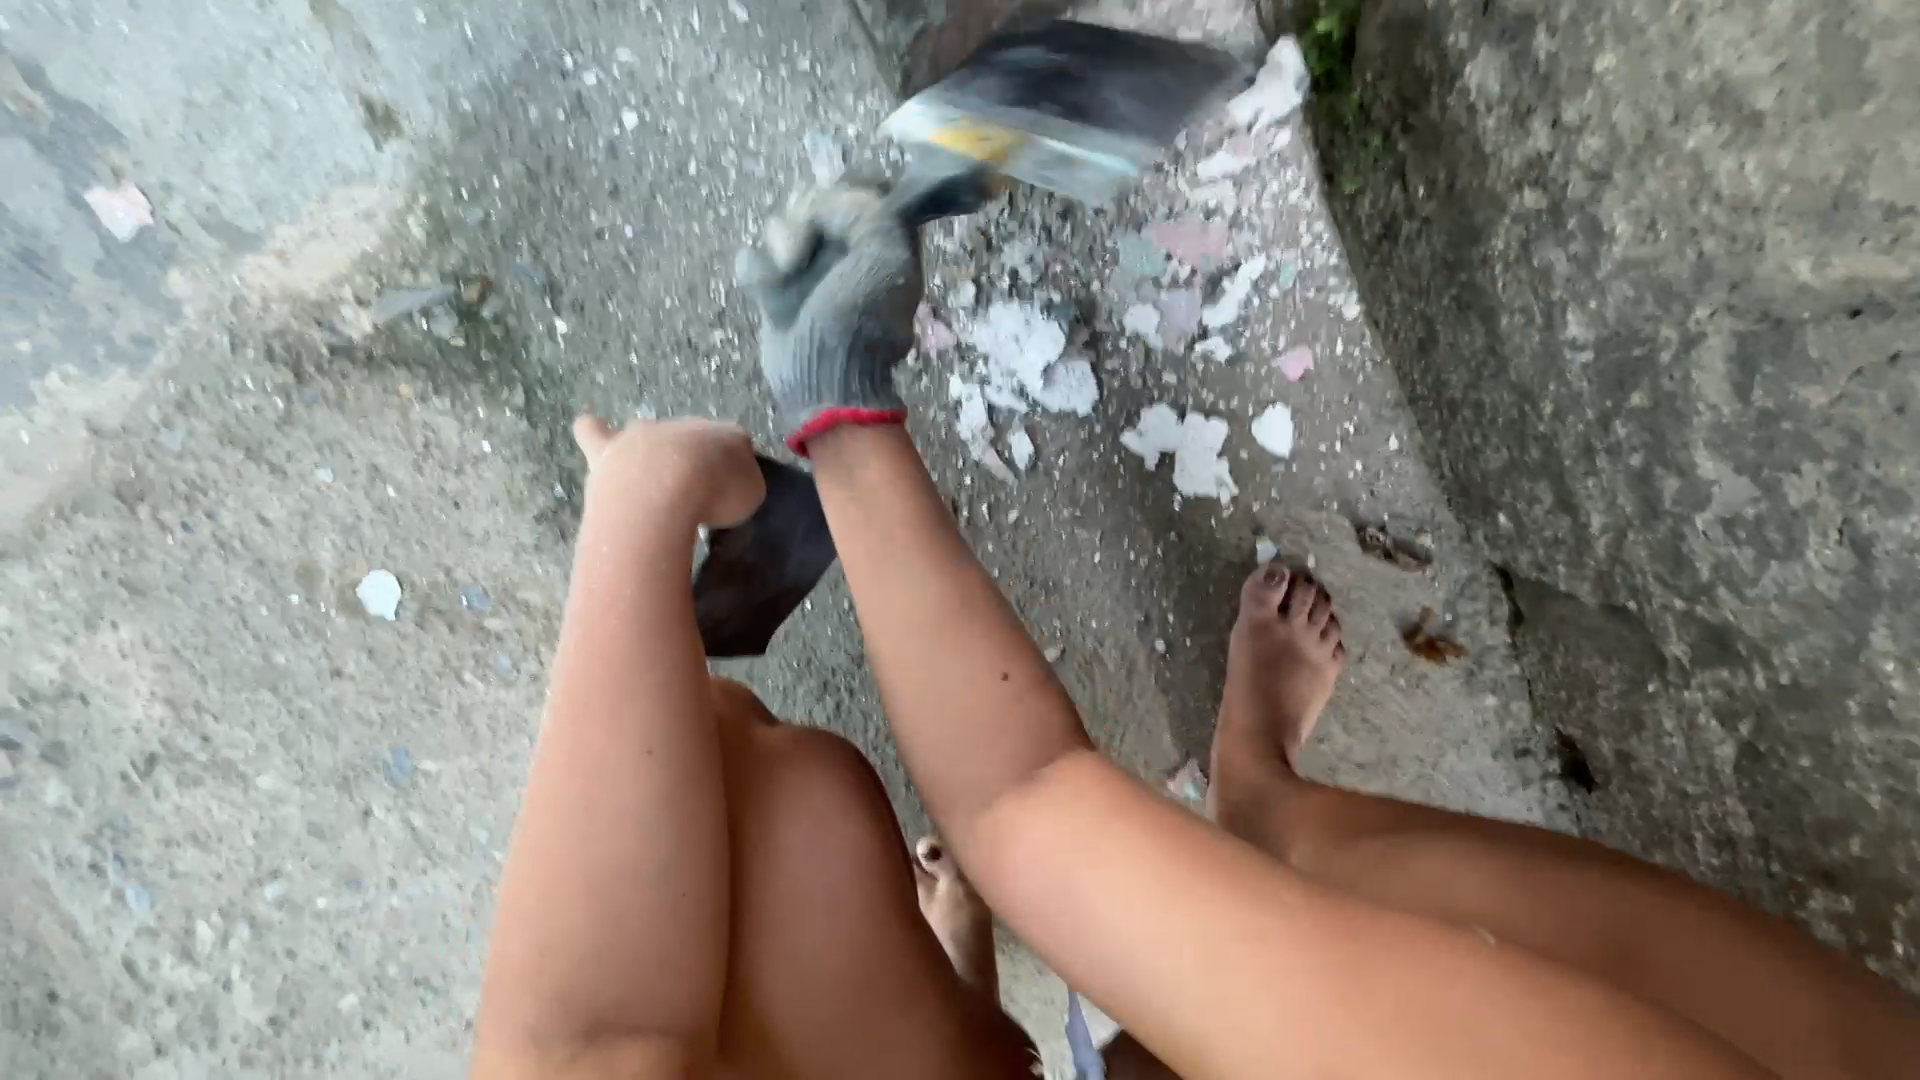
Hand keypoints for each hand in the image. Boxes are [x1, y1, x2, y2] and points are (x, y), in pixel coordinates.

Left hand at [573, 414, 764, 529]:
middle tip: (693, 489)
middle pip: (692, 437)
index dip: (736, 466)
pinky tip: (591, 429)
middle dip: (692, 456)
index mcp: (729, 435)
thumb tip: (732, 484)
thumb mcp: (751, 495)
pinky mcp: (608, 448)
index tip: (732, 490)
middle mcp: (687, 425)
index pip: (737, 443)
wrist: (666, 488)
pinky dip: (593, 431)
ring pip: (648, 431)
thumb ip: (744, 484)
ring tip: (651, 475)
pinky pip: (594, 431)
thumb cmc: (717, 494)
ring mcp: (645, 433)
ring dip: (650, 447)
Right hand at [734, 170, 995, 453]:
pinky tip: (770, 296)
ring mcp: (812, 269)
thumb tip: (827, 204)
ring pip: (783, 224)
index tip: (835, 211)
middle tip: (805, 249)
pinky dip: (759, 275)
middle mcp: (848, 250)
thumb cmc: (859, 323)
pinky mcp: (778, 289)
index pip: (864, 187)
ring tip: (789, 275)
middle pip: (816, 198)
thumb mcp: (883, 258)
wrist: (823, 381)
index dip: (845, 191)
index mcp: (885, 241)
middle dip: (806, 217)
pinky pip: (756, 258)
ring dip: (781, 246)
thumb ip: (866, 213)